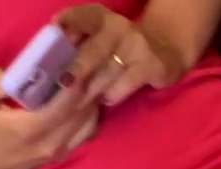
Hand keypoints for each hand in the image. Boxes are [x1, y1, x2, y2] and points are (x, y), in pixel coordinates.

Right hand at [0, 67, 99, 168]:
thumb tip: (22, 72)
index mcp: (30, 129)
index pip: (62, 107)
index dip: (74, 87)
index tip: (78, 67)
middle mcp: (53, 143)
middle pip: (81, 115)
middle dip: (87, 91)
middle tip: (89, 69)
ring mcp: (62, 151)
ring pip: (88, 125)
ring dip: (92, 103)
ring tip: (91, 82)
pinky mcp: (66, 154)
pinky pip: (86, 133)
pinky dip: (90, 115)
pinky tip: (87, 100)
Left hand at [55, 4, 185, 107]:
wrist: (167, 49)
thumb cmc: (124, 47)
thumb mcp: (101, 34)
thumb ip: (80, 40)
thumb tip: (52, 60)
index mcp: (99, 15)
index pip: (77, 18)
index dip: (64, 27)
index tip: (52, 39)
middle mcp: (116, 26)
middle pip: (92, 50)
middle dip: (76, 70)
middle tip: (63, 86)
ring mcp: (136, 45)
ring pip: (109, 70)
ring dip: (93, 88)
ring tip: (81, 102)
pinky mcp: (151, 65)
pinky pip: (128, 81)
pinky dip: (115, 92)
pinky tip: (107, 100)